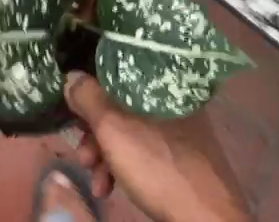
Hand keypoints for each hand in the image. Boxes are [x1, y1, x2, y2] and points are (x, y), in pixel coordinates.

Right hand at [65, 72, 253, 221]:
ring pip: (130, 132)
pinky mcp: (182, 158)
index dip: (90, 89)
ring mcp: (180, 131)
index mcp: (160, 84)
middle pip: (120, 106)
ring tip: (96, 181)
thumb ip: (88, 98)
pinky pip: (145, 151)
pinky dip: (124, 166)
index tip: (74, 111)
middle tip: (82, 156)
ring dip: (104, 154)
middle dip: (94, 133)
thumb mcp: (114, 128)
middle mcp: (172, 101)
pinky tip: (111, 188)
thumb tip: (71, 77)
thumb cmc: (158, 166)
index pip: (117, 71)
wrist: (207, 221)